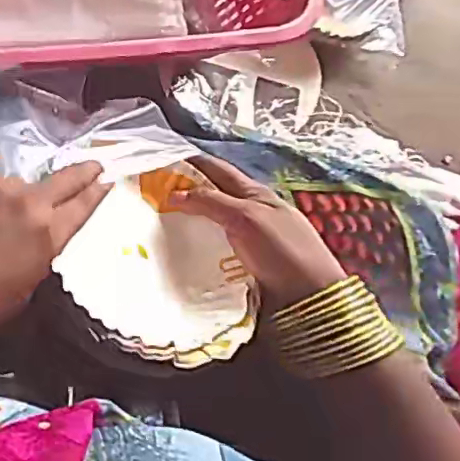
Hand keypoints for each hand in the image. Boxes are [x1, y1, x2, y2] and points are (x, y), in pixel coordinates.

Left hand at [0, 163, 111, 337]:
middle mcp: (28, 200)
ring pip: (20, 184)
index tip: (107, 181)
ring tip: (7, 214)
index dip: (97, 192)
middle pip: (65, 178)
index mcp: (49, 232)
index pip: (84, 204)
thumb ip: (40, 250)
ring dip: (21, 195)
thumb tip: (39, 235)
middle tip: (93, 165)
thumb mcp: (27, 284)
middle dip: (82, 172)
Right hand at [167, 155, 346, 310]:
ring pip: (208, 219)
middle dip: (181, 189)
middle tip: (148, 193)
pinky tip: (178, 246)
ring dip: (185, 217)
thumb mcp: (245, 218)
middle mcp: (248, 210)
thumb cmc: (283, 251)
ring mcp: (246, 236)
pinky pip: (210, 243)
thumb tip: (173, 193)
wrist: (311, 298)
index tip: (157, 163)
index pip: (213, 168)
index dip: (187, 161)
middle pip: (208, 193)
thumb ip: (210, 202)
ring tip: (156, 219)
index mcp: (252, 192)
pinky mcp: (242, 260)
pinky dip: (193, 240)